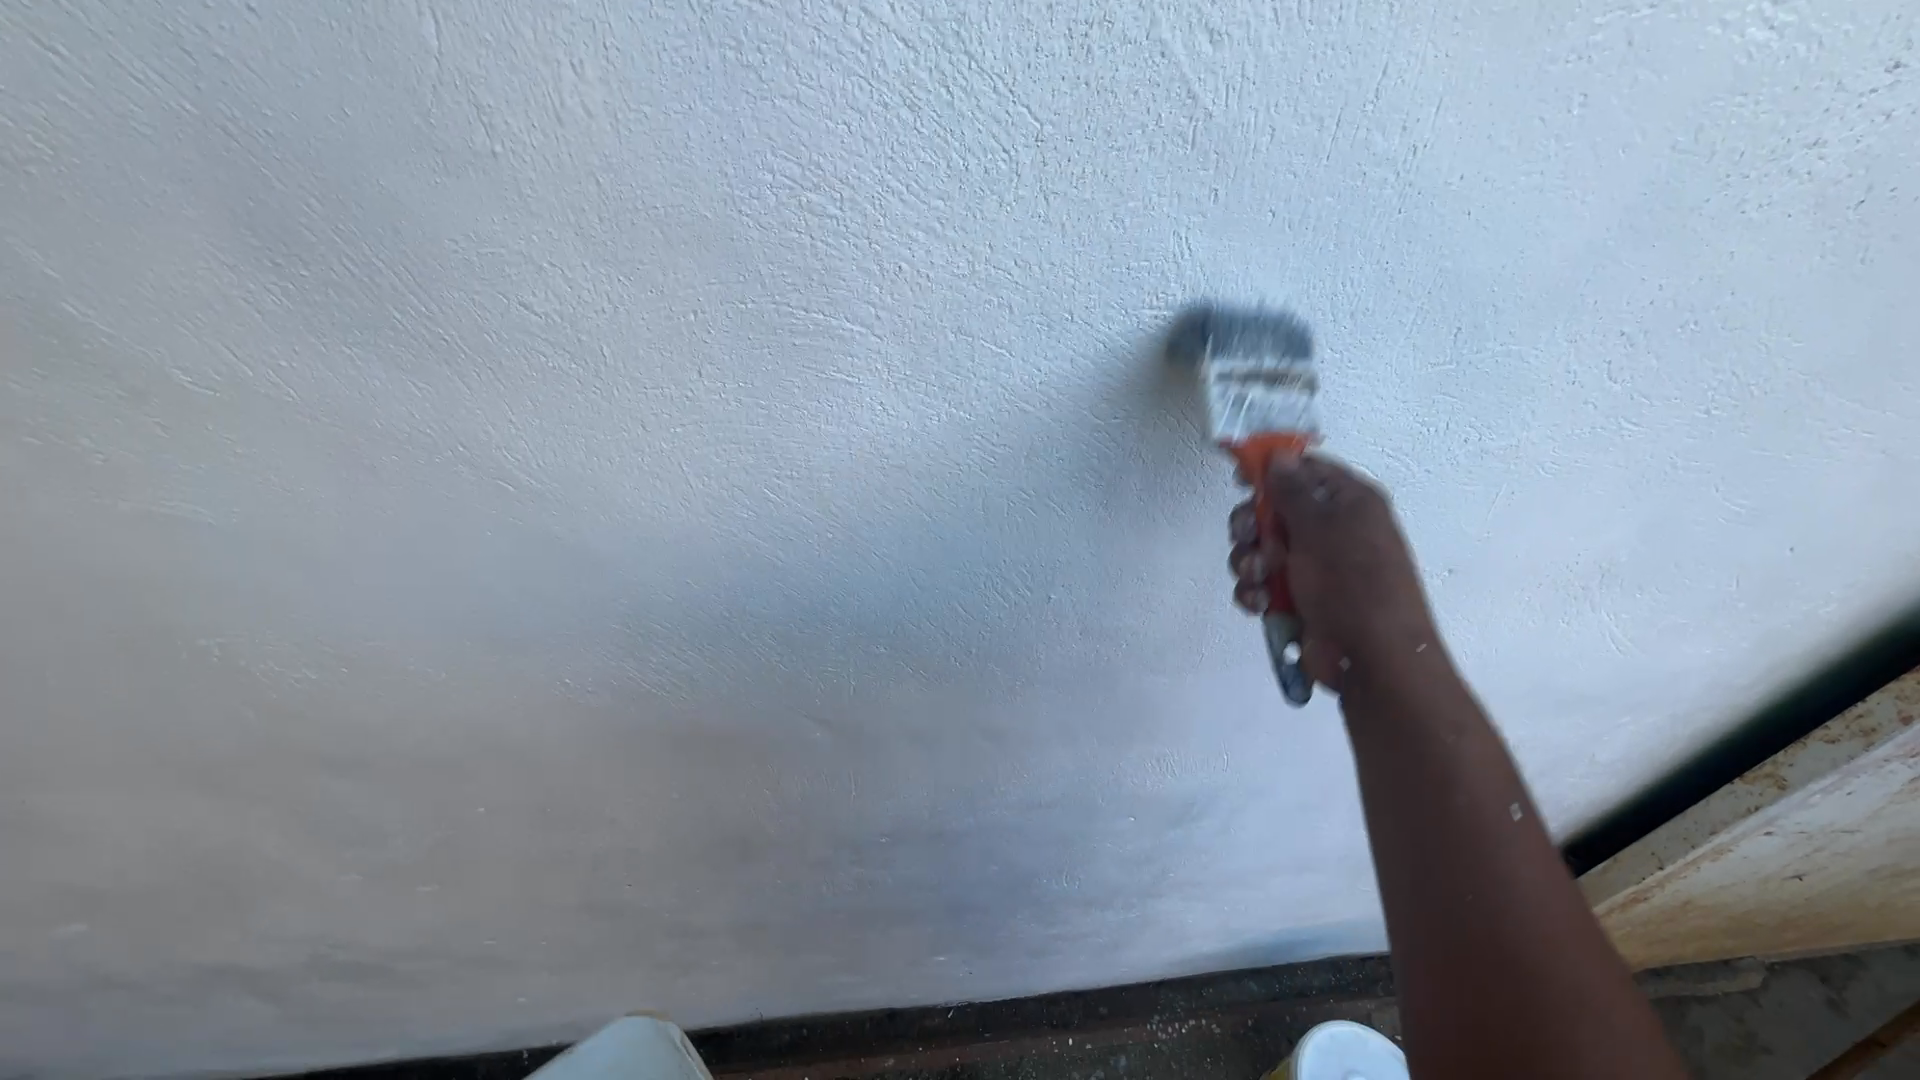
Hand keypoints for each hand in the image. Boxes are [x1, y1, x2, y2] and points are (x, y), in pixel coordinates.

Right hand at [1230, 455, 1439, 689]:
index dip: (1270, 470)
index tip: (1241, 479)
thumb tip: (1279, 457)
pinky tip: (1260, 604)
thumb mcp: (1323, 528)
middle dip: (1252, 525)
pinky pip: (1260, 584)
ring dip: (1249, 563)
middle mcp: (1329, 529)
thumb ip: (1294, 490)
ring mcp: (1311, 566)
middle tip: (1249, 537)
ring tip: (1260, 579)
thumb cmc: (1354, 583)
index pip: (1304, 470)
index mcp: (1347, 502)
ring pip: (1258, 549)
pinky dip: (1254, 592)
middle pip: (1271, 510)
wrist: (1371, 658)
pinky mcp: (1295, 598)